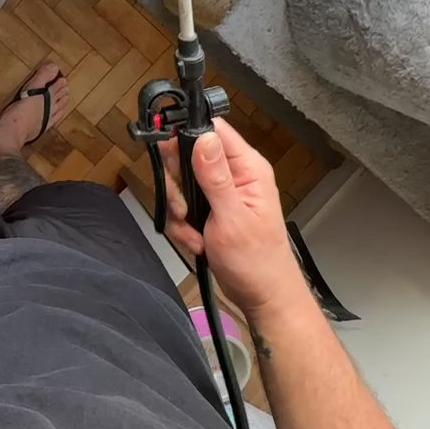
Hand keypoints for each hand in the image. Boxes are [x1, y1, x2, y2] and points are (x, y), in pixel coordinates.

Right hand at [159, 120, 309, 319]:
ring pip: (178, 182)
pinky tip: (196, 242)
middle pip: (186, 155)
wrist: (262, 298)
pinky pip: (180, 205)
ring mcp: (217, 191)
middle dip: (176, 185)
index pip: (213, 129)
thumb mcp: (233, 218)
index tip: (167, 154)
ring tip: (193, 233)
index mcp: (246, 167)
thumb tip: (203, 136)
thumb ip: (215, 176)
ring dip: (178, 210)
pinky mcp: (207, 209)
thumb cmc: (257, 262)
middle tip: (184, 209)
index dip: (186, 134)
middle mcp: (231, 173)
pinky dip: (181, 225)